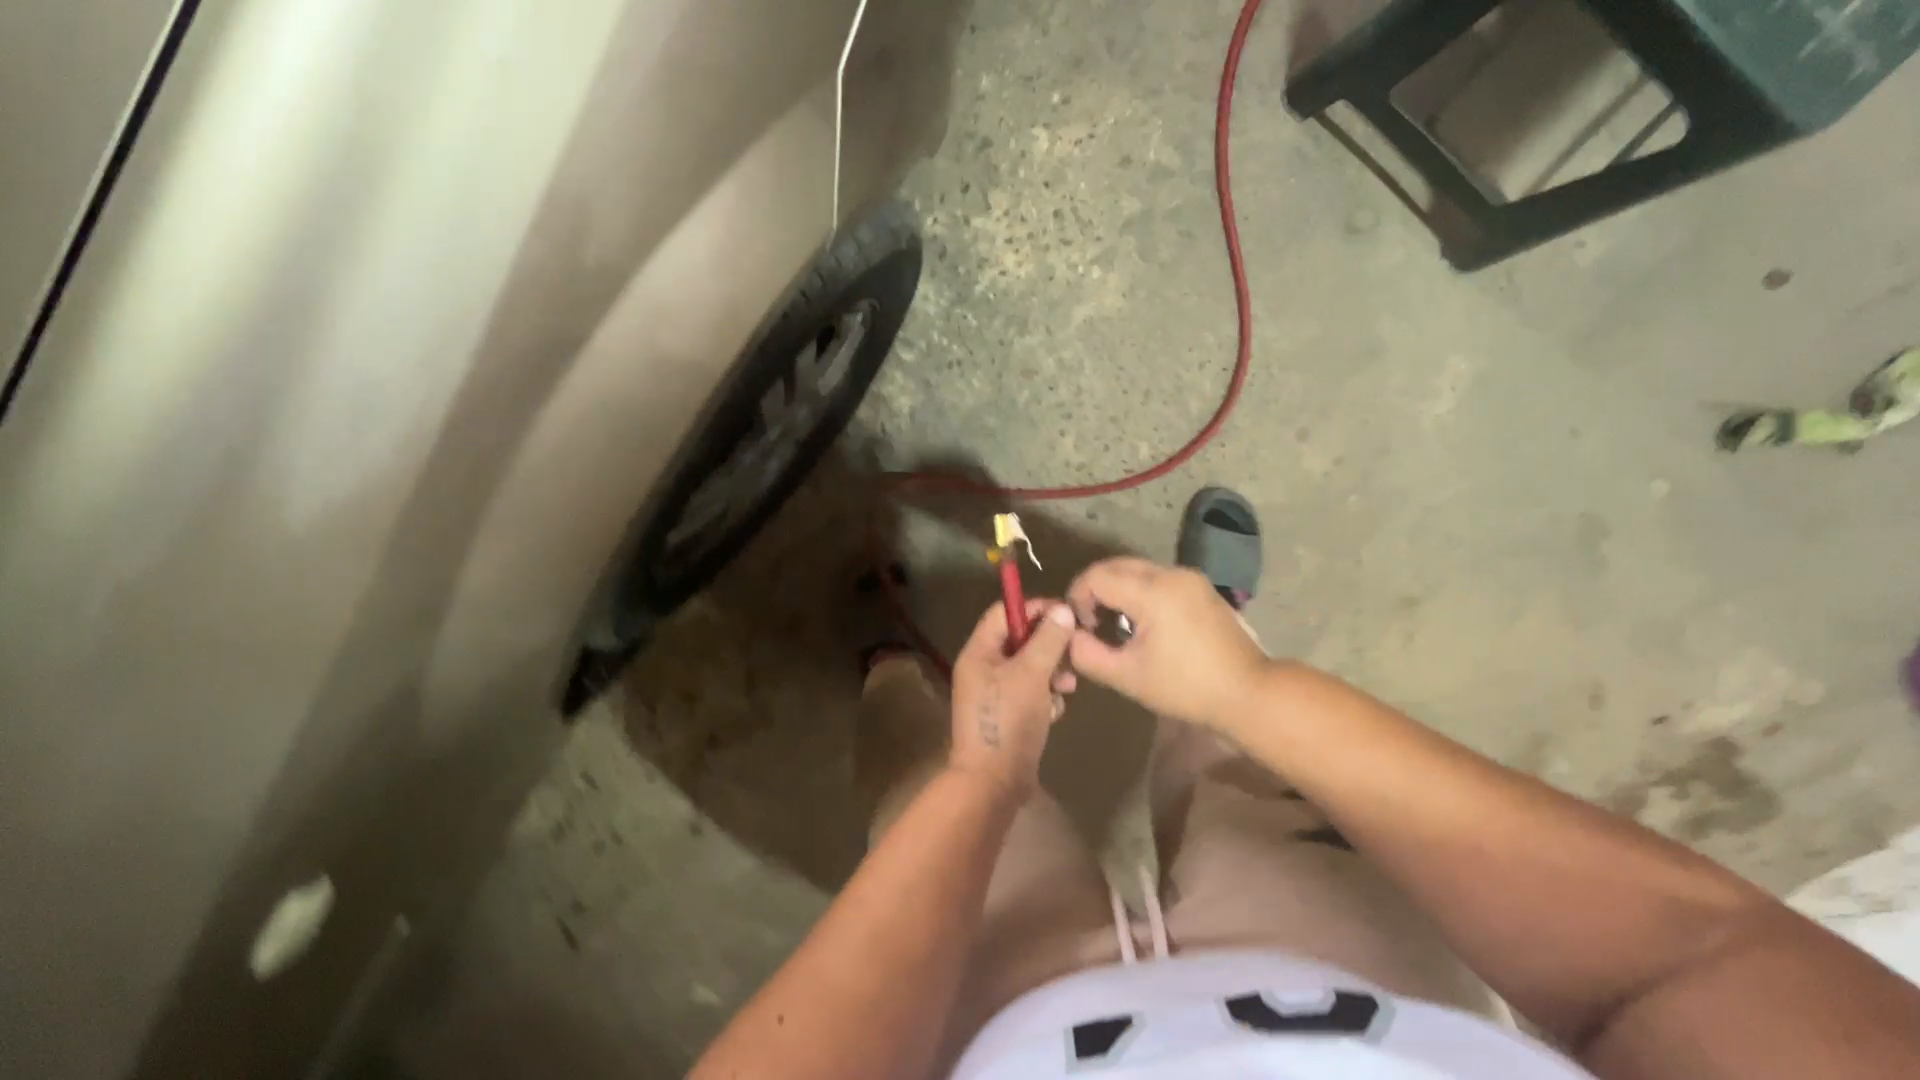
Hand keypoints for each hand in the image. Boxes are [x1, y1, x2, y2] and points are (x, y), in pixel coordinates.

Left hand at [948, 599, 1078, 798]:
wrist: (994, 781)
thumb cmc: (1008, 720)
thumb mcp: (1031, 674)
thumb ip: (1048, 640)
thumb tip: (1062, 609)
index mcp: (979, 652)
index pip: (1004, 612)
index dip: (1035, 608)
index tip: (1067, 614)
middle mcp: (983, 669)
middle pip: (1021, 640)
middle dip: (1050, 646)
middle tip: (1074, 653)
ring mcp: (995, 694)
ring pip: (1030, 668)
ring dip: (1052, 673)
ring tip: (1067, 687)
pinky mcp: (1009, 715)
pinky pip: (1032, 694)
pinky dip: (1046, 698)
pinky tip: (1054, 712)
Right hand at [1066, 557, 1270, 729]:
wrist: (1248, 692)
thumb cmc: (1185, 687)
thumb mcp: (1127, 677)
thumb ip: (1087, 654)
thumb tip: (1070, 637)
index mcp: (1152, 591)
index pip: (1096, 576)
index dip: (1077, 598)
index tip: (1080, 628)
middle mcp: (1171, 574)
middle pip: (1116, 566)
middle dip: (1095, 590)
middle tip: (1091, 624)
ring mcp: (1190, 579)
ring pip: (1138, 570)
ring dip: (1117, 591)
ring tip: (1114, 627)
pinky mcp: (1201, 588)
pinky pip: (1158, 579)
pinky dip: (1140, 593)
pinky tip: (1142, 625)